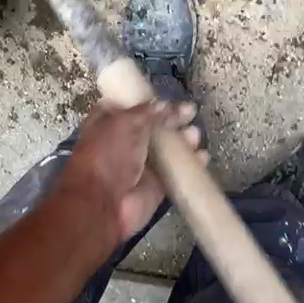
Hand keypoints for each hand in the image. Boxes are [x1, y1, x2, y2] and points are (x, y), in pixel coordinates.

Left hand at [56, 100, 204, 248]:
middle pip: (152, 126)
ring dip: (183, 140)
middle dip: (172, 119)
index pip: (129, 106)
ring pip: (166, 149)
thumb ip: (147, 112)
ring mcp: (140, 165)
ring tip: (196, 135)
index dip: (148, 101)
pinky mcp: (155, 186)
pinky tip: (202, 156)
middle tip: (191, 113)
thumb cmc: (106, 156)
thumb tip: (165, 104)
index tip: (168, 97)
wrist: (102, 205)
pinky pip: (175, 172)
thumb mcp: (123, 123)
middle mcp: (123, 142)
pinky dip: (189, 164)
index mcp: (107, 123)